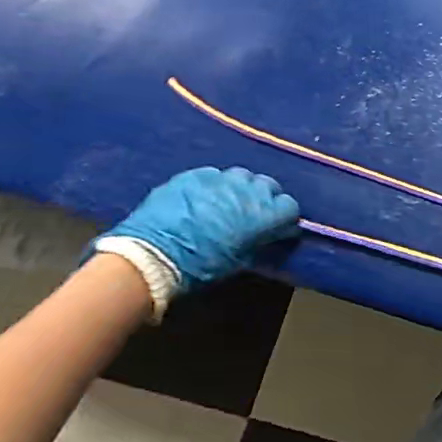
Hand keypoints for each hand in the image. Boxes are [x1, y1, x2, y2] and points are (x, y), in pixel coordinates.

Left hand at [101, 167, 298, 290]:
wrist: (151, 258)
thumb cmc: (201, 266)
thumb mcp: (242, 258)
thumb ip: (261, 239)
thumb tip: (269, 234)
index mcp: (267, 213)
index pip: (290, 206)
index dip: (282, 217)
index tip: (275, 227)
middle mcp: (250, 190)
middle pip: (268, 186)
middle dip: (263, 198)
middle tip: (250, 213)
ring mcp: (221, 179)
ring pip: (241, 176)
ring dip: (239, 188)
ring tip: (226, 202)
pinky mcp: (193, 176)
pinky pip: (211, 176)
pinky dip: (211, 186)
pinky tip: (200, 199)